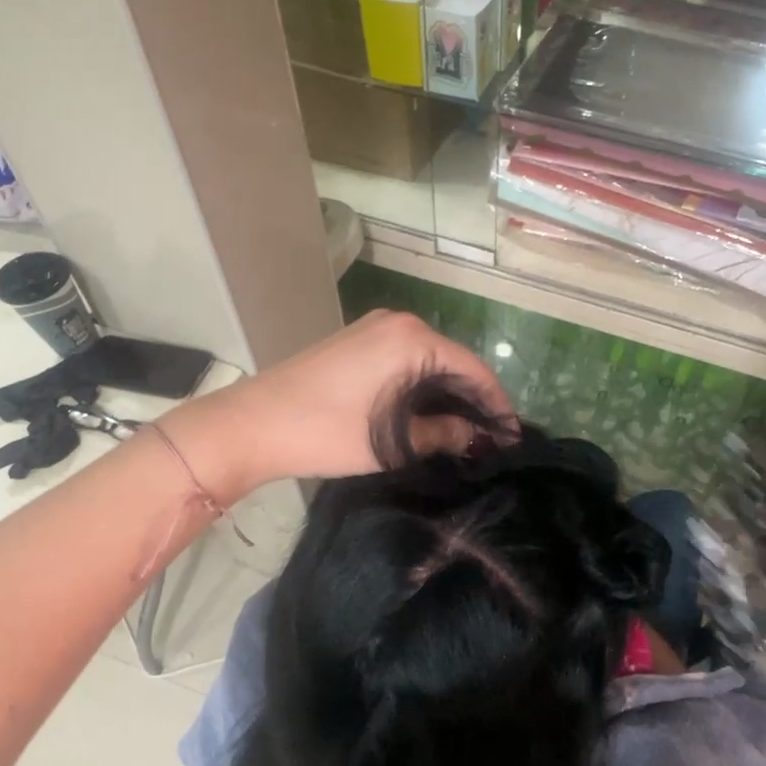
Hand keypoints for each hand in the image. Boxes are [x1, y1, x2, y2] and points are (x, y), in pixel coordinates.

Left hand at [166, 310, 511, 495]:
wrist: (253, 425)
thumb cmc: (326, 432)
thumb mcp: (392, 441)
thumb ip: (442, 433)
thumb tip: (474, 435)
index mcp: (412, 339)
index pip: (473, 369)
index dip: (496, 405)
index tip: (512, 436)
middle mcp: (397, 324)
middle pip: (453, 361)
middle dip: (474, 399)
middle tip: (491, 439)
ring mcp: (373, 330)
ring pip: (429, 362)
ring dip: (448, 395)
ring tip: (466, 433)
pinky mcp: (356, 344)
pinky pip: (405, 362)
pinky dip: (423, 388)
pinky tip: (430, 415)